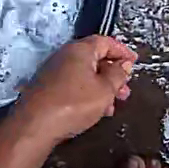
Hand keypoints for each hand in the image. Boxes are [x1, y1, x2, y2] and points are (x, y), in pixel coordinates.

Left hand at [7, 35, 136, 144]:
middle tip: (125, 89)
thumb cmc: (72, 104)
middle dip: (113, 74)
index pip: (106, 42)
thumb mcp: (105, 90)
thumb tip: (124, 65)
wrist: (35, 125)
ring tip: (112, 104)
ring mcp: (53, 71)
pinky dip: (87, 93)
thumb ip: (118, 75)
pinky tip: (94, 110)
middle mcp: (65, 55)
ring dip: (101, 86)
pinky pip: (73, 84)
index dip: (122, 51)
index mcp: (80, 49)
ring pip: (84, 74)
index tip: (133, 62)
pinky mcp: (47, 87)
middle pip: (95, 58)